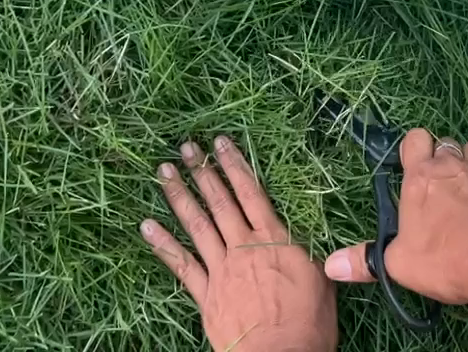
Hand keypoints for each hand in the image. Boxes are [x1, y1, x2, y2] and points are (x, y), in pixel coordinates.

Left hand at [142, 135, 336, 351]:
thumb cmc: (307, 325)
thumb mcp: (320, 280)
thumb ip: (310, 252)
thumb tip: (311, 237)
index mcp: (272, 238)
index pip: (250, 191)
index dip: (234, 164)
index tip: (219, 142)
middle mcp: (242, 246)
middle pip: (219, 201)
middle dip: (202, 171)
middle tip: (186, 147)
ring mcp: (221, 269)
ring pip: (196, 224)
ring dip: (179, 195)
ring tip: (164, 171)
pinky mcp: (206, 295)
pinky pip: (181, 265)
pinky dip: (163, 244)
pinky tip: (147, 226)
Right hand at [323, 127, 467, 305]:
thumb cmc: (445, 260)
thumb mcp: (399, 264)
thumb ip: (364, 261)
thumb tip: (331, 265)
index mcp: (421, 176)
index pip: (415, 138)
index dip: (414, 148)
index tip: (414, 167)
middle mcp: (452, 165)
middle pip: (445, 143)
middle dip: (442, 159)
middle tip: (441, 187)